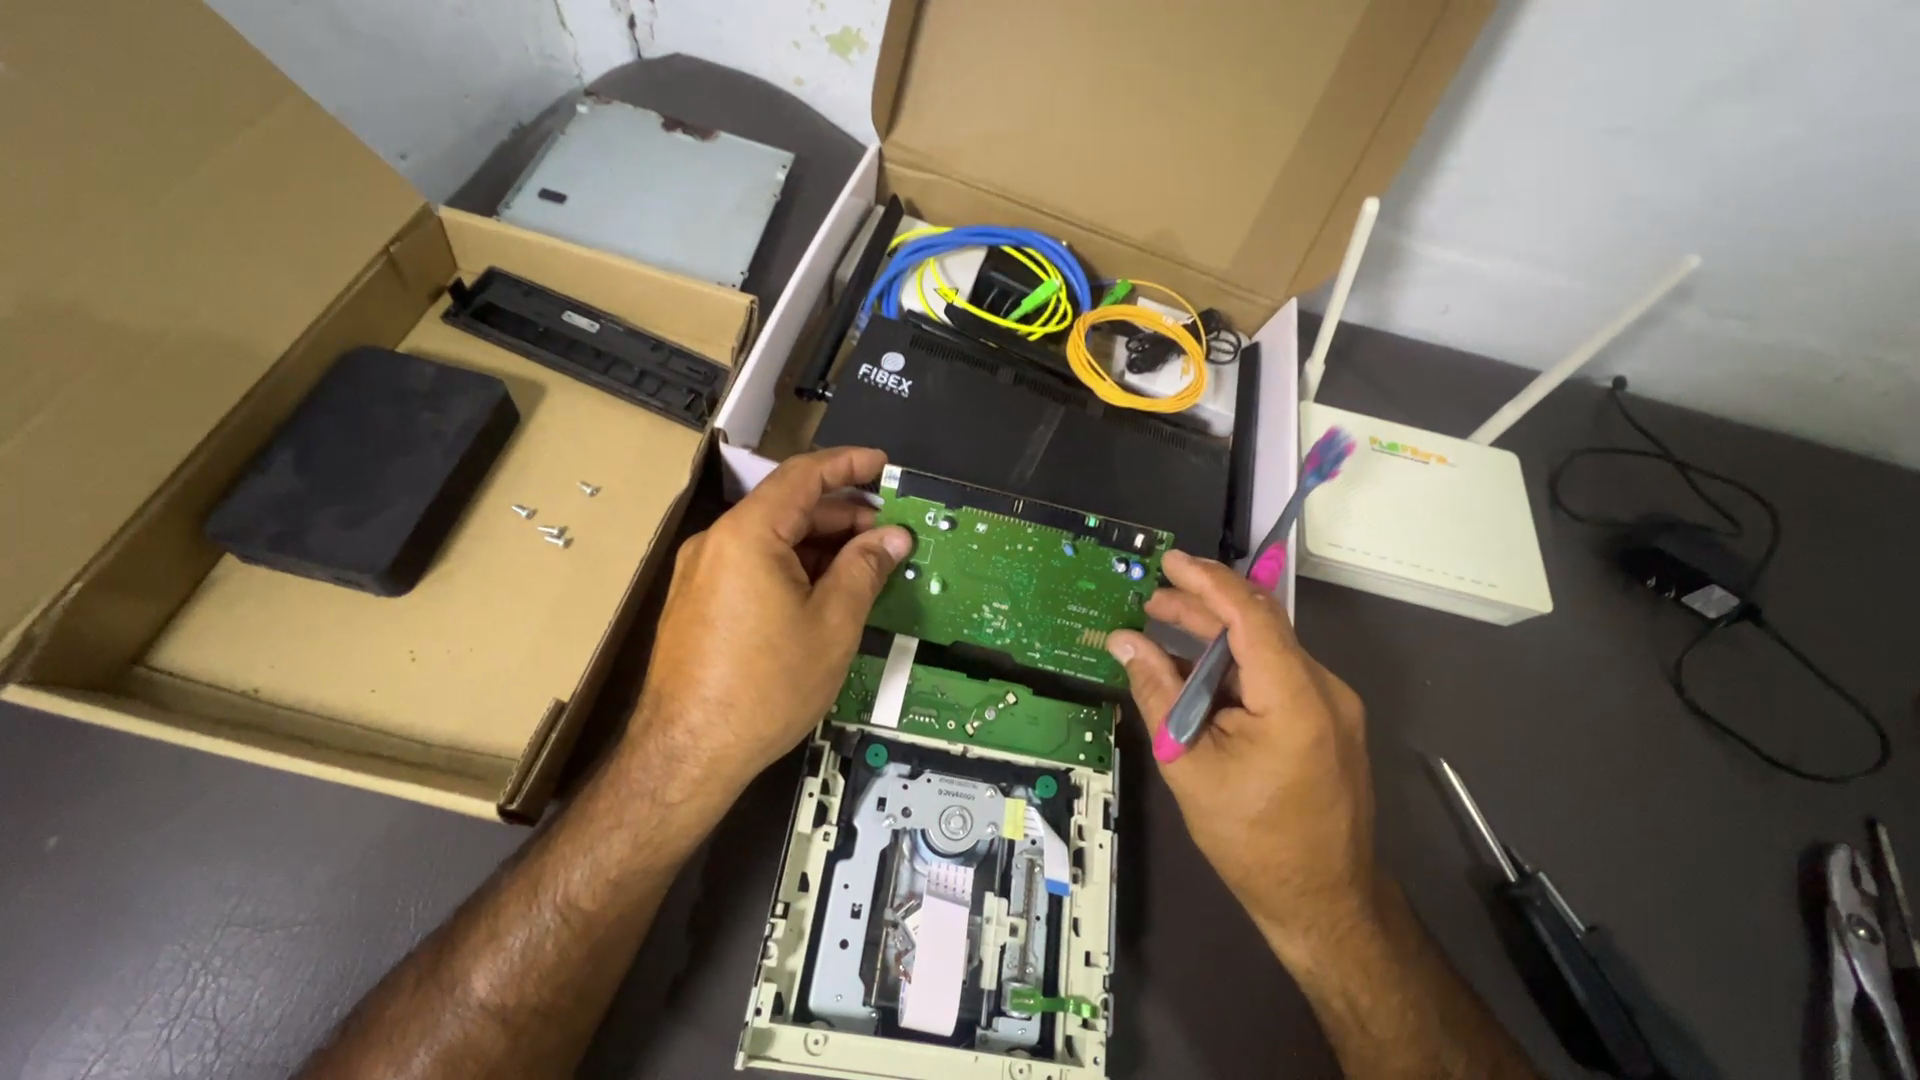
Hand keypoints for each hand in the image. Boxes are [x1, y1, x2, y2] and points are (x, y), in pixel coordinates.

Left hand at [629, 447, 912, 798]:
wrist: (689, 752)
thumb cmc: (767, 687)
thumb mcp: (833, 625)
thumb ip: (865, 569)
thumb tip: (893, 537)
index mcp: (748, 535)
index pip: (803, 476)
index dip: (848, 465)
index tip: (884, 466)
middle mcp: (716, 543)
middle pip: (787, 508)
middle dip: (842, 515)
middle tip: (889, 534)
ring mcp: (701, 574)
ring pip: (771, 540)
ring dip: (820, 545)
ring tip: (866, 567)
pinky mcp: (698, 603)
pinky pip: (753, 567)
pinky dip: (793, 568)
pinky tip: (825, 592)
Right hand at [1105, 550, 1375, 956]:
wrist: (1322, 901)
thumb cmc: (1251, 840)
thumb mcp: (1190, 764)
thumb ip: (1157, 695)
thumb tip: (1124, 643)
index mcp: (1295, 698)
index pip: (1250, 615)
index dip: (1207, 582)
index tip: (1168, 562)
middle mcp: (1324, 689)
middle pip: (1259, 626)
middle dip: (1203, 607)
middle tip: (1151, 600)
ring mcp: (1331, 706)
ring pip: (1267, 650)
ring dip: (1217, 637)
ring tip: (1164, 627)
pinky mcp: (1326, 722)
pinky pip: (1276, 677)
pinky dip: (1235, 667)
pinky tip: (1196, 672)